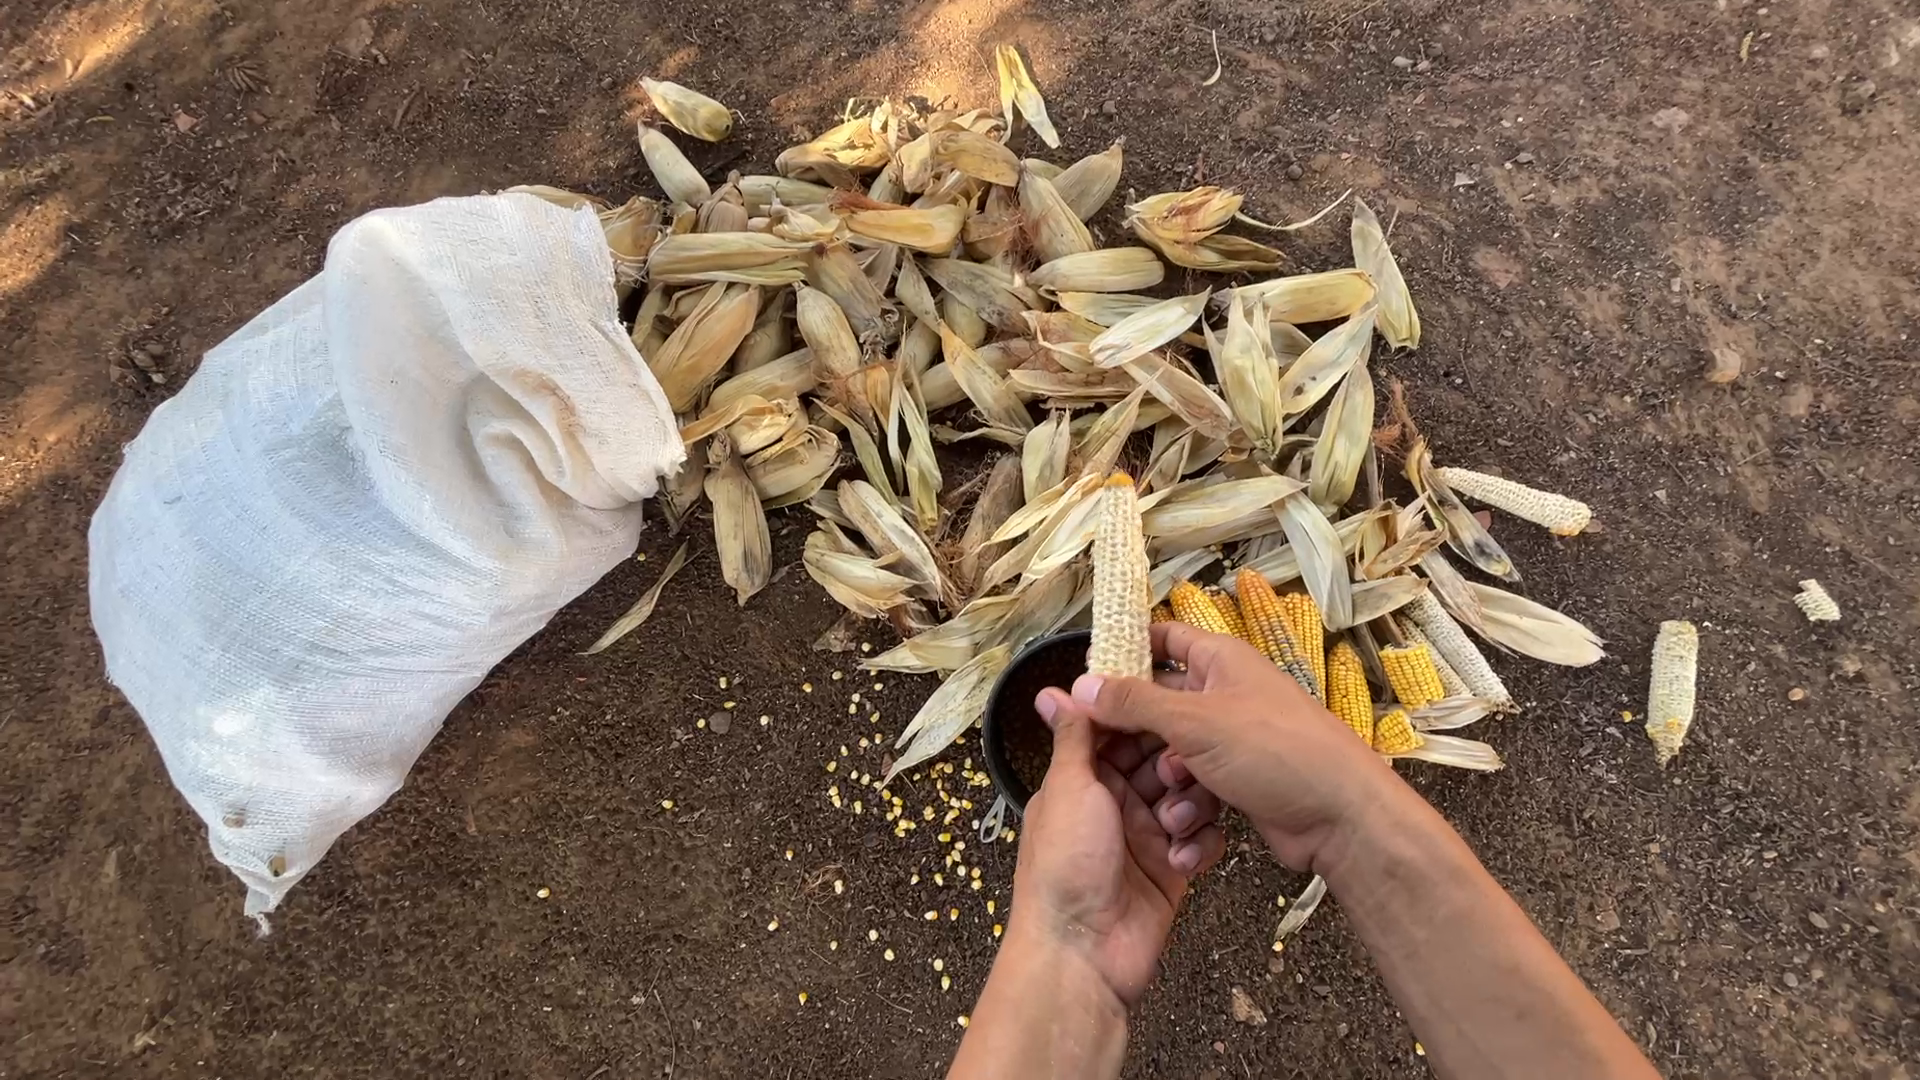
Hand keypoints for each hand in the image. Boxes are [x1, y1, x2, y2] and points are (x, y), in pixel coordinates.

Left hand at [1006, 697, 1225, 1006]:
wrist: (1082, 952)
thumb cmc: (1066, 862)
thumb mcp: (1068, 787)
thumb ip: (1074, 737)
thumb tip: (1052, 690)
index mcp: (1083, 776)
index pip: (1119, 731)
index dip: (1143, 715)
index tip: (1173, 699)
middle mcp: (1114, 800)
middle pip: (1156, 760)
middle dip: (1173, 760)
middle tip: (1181, 766)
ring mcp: (1145, 834)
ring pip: (1183, 796)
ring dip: (1188, 804)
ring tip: (1176, 822)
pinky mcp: (1172, 868)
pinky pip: (1199, 840)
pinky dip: (1199, 844)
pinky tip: (1185, 858)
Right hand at [1066, 621, 1403, 874]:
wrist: (1343, 818)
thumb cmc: (1272, 750)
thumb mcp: (1195, 721)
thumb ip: (1134, 703)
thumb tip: (1079, 686)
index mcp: (1220, 660)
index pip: (1165, 638)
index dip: (1128, 650)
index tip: (1091, 674)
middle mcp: (1223, 692)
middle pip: (1160, 700)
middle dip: (1138, 728)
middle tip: (1107, 749)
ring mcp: (1231, 737)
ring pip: (1172, 746)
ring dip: (1165, 773)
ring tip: (1172, 792)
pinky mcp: (1237, 777)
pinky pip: (1194, 779)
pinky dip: (1186, 798)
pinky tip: (1186, 822)